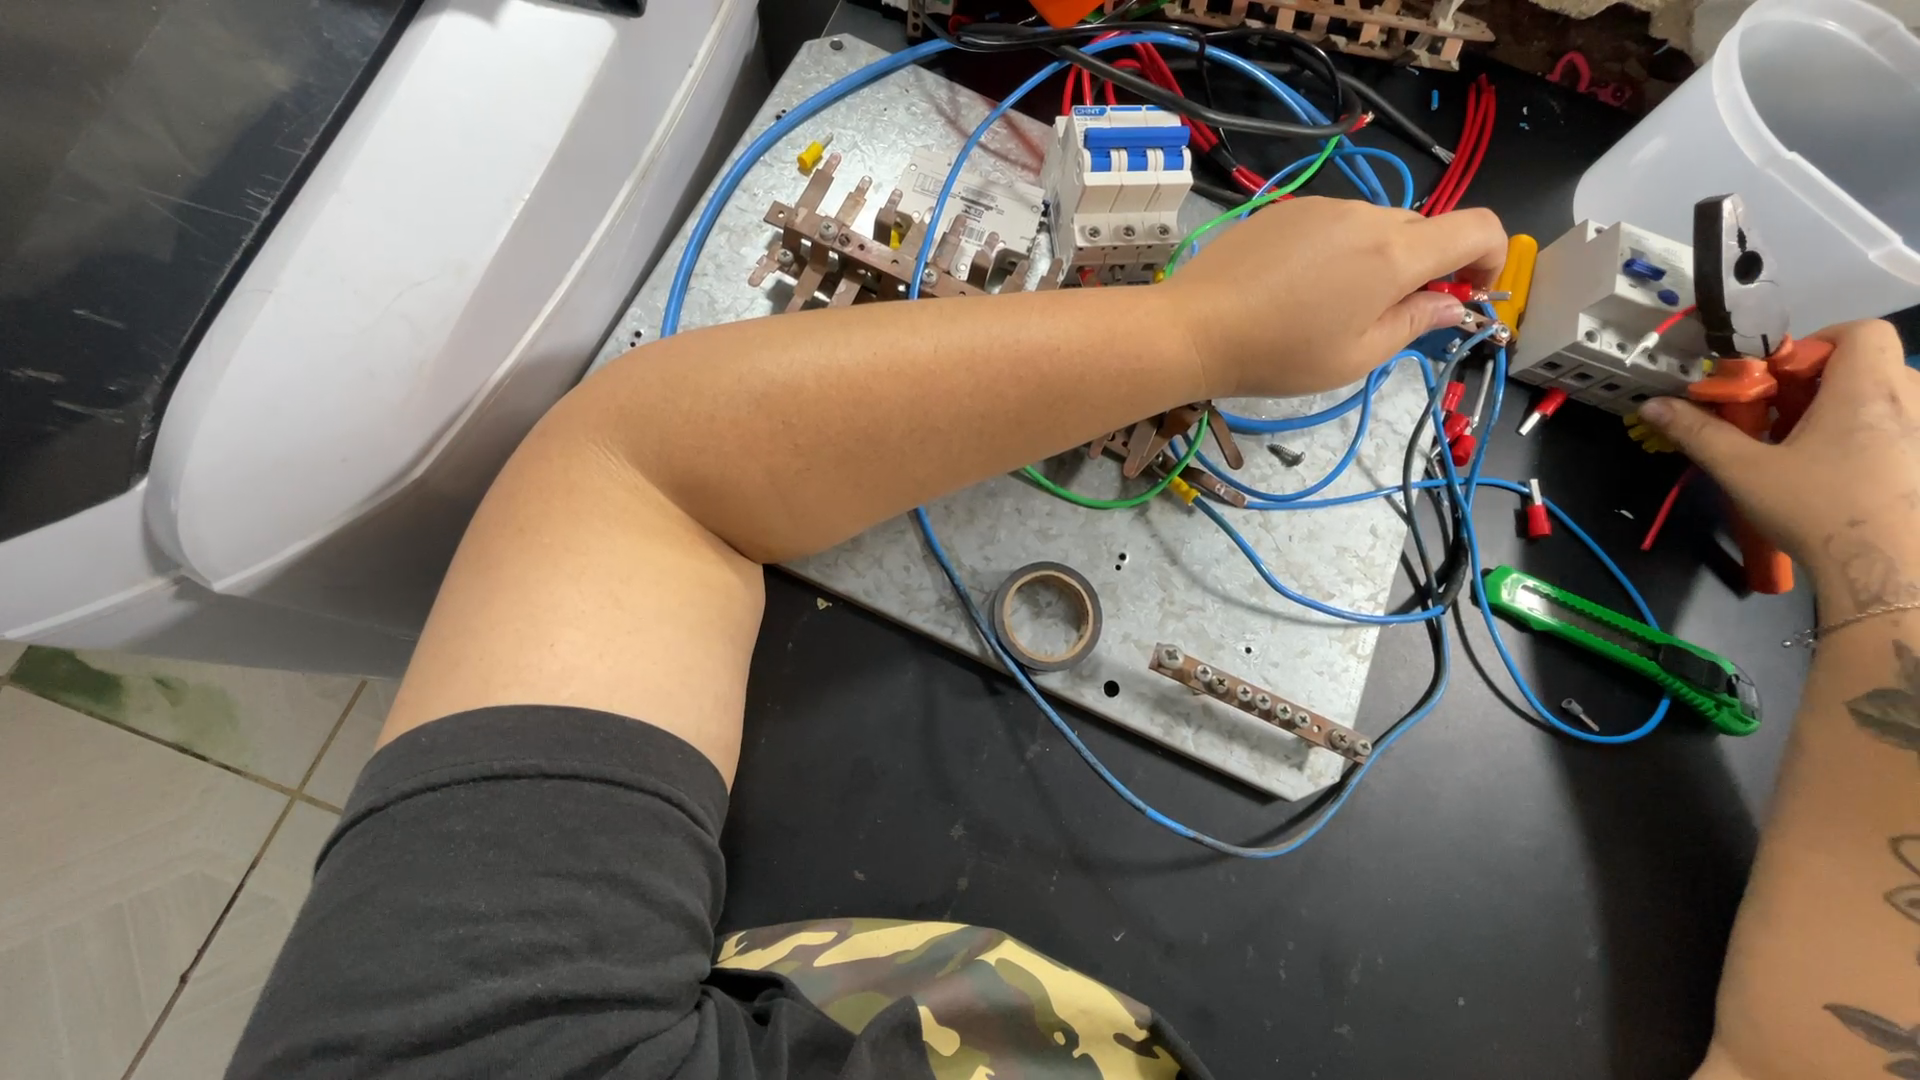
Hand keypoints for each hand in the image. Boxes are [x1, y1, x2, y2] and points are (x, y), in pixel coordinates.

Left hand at [1157, 197, 1508, 398]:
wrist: (1194, 329)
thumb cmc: (1277, 355)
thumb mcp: (1356, 357)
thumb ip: (1414, 324)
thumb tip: (1452, 304)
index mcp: (1394, 254)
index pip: (1478, 227)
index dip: (1489, 259)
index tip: (1466, 295)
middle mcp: (1365, 216)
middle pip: (1422, 230)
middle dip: (1423, 268)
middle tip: (1385, 316)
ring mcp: (1320, 206)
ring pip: (1373, 226)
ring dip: (1374, 259)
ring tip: (1327, 307)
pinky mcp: (1283, 210)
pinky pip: (1330, 224)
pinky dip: (1334, 250)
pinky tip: (1294, 288)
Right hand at [1638, 320, 1919, 618]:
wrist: (1887, 565)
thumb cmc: (1816, 507)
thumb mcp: (1743, 469)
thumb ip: (1698, 432)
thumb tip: (1653, 406)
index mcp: (1867, 390)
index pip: (1859, 332)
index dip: (1814, 345)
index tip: (1775, 381)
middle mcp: (1912, 400)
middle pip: (1869, 364)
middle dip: (1818, 383)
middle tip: (1778, 418)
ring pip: (1887, 397)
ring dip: (1843, 409)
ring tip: (1807, 447)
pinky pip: (1901, 426)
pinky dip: (1869, 433)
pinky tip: (1843, 470)